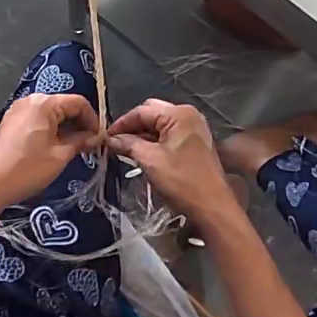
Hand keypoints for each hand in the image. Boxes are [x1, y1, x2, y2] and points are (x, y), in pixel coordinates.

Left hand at [0, 94, 102, 209]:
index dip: (93, 119)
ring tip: (75, 149)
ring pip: (51, 114)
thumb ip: (81, 141)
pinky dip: (51, 131)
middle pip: (64, 106)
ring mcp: (17, 111)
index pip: (78, 102)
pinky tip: (55, 149)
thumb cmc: (26, 169)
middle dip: (79, 124)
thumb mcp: (60, 156)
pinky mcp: (11, 124)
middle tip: (90, 145)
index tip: (99, 138)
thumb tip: (96, 137)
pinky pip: (38, 121)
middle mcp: (30, 101)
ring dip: (66, 129)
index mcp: (43, 103)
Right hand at [105, 99, 233, 222]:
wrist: (212, 205)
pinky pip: (170, 134)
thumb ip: (128, 144)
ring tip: (125, 149)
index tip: (105, 137)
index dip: (121, 123)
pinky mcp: (196, 141)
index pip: (142, 111)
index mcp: (179, 114)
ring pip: (161, 124)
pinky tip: (142, 152)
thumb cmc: (181, 181)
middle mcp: (189, 114)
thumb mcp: (150, 160)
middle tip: (115, 142)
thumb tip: (111, 139)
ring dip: (143, 134)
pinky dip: (155, 141)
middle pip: (152, 113)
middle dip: (132, 126)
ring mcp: (194, 128)